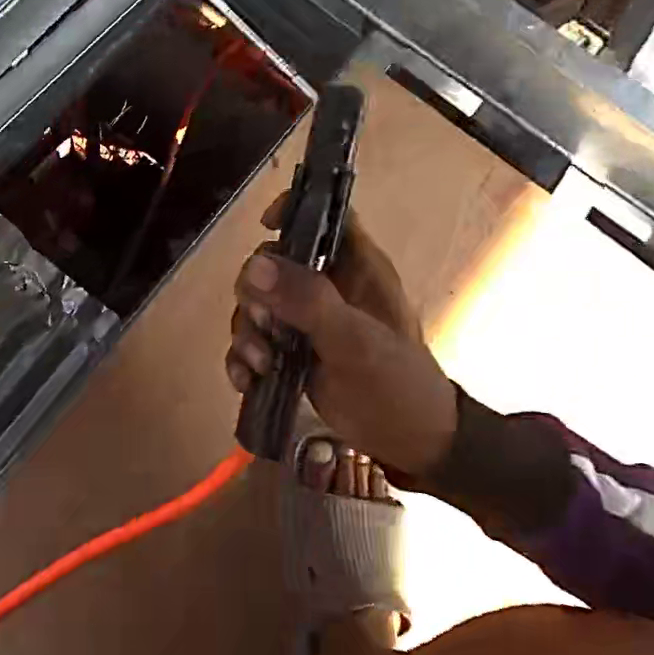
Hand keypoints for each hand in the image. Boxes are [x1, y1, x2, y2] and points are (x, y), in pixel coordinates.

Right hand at [227, 196, 457, 476]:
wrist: (411, 444)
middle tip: (265, 327)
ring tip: (259, 365)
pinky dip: (242, 359)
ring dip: (247, 333)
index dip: (294, 210)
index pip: (325, 217)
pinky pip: (252, 342)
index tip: (264, 227)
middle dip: (255, 296)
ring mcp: (306, 320)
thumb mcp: (356, 340)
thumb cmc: (398, 385)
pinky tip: (247, 381)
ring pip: (255, 305)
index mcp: (355, 268)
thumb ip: (308, 300)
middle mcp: (327, 287)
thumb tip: (254, 266)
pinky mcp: (291, 352)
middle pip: (271, 264)